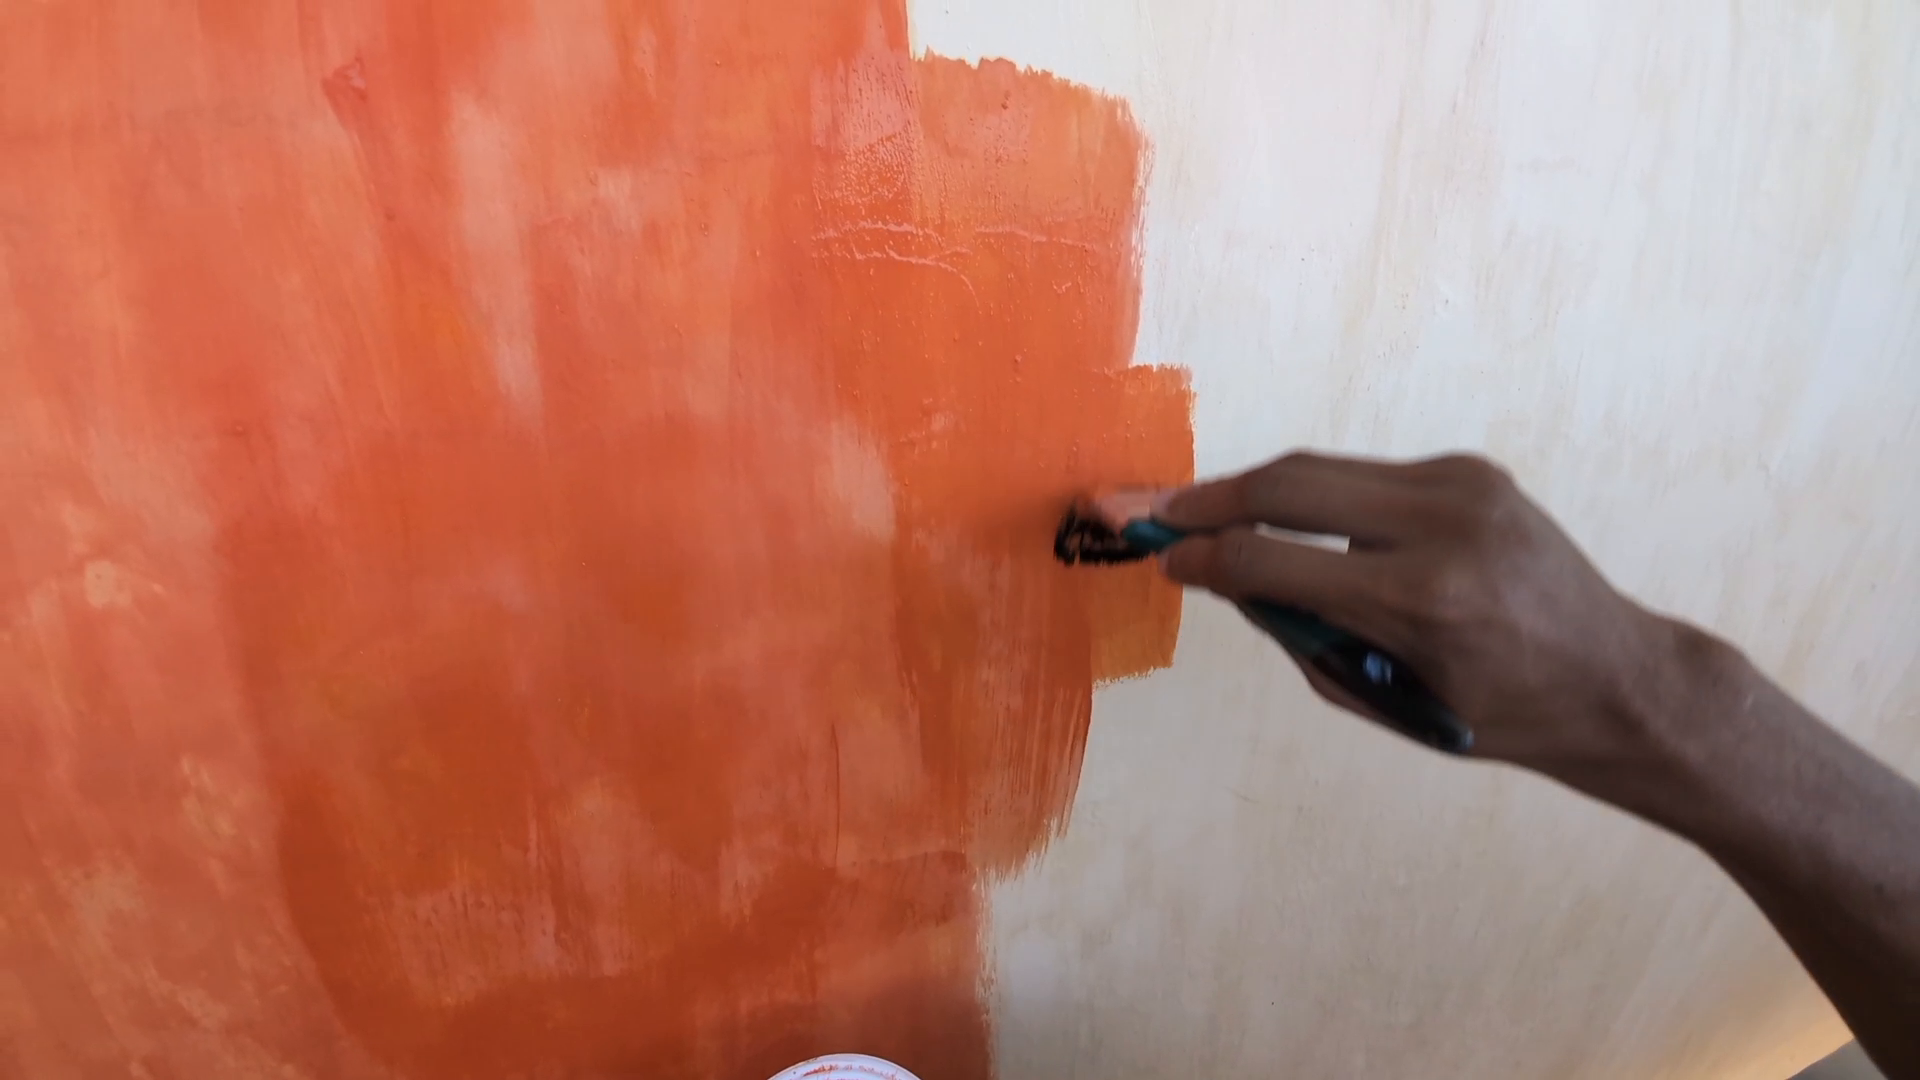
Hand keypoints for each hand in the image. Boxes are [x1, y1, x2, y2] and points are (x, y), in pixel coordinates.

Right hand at [1155, 451, 1703, 791]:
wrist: (1621, 678)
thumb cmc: (1493, 714)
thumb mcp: (1379, 695)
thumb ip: (1294, 629)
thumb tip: (1225, 573)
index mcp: (1419, 599)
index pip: (1268, 559)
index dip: (1199, 554)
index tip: (1161, 556)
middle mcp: (1441, 523)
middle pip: (1285, 485)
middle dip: (1207, 498)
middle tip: (1156, 511)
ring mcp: (1459, 483)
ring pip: (1313, 467)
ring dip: (1249, 490)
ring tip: (1203, 511)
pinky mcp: (1466, 467)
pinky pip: (1354, 473)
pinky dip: (1304, 494)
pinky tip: (1282, 517)